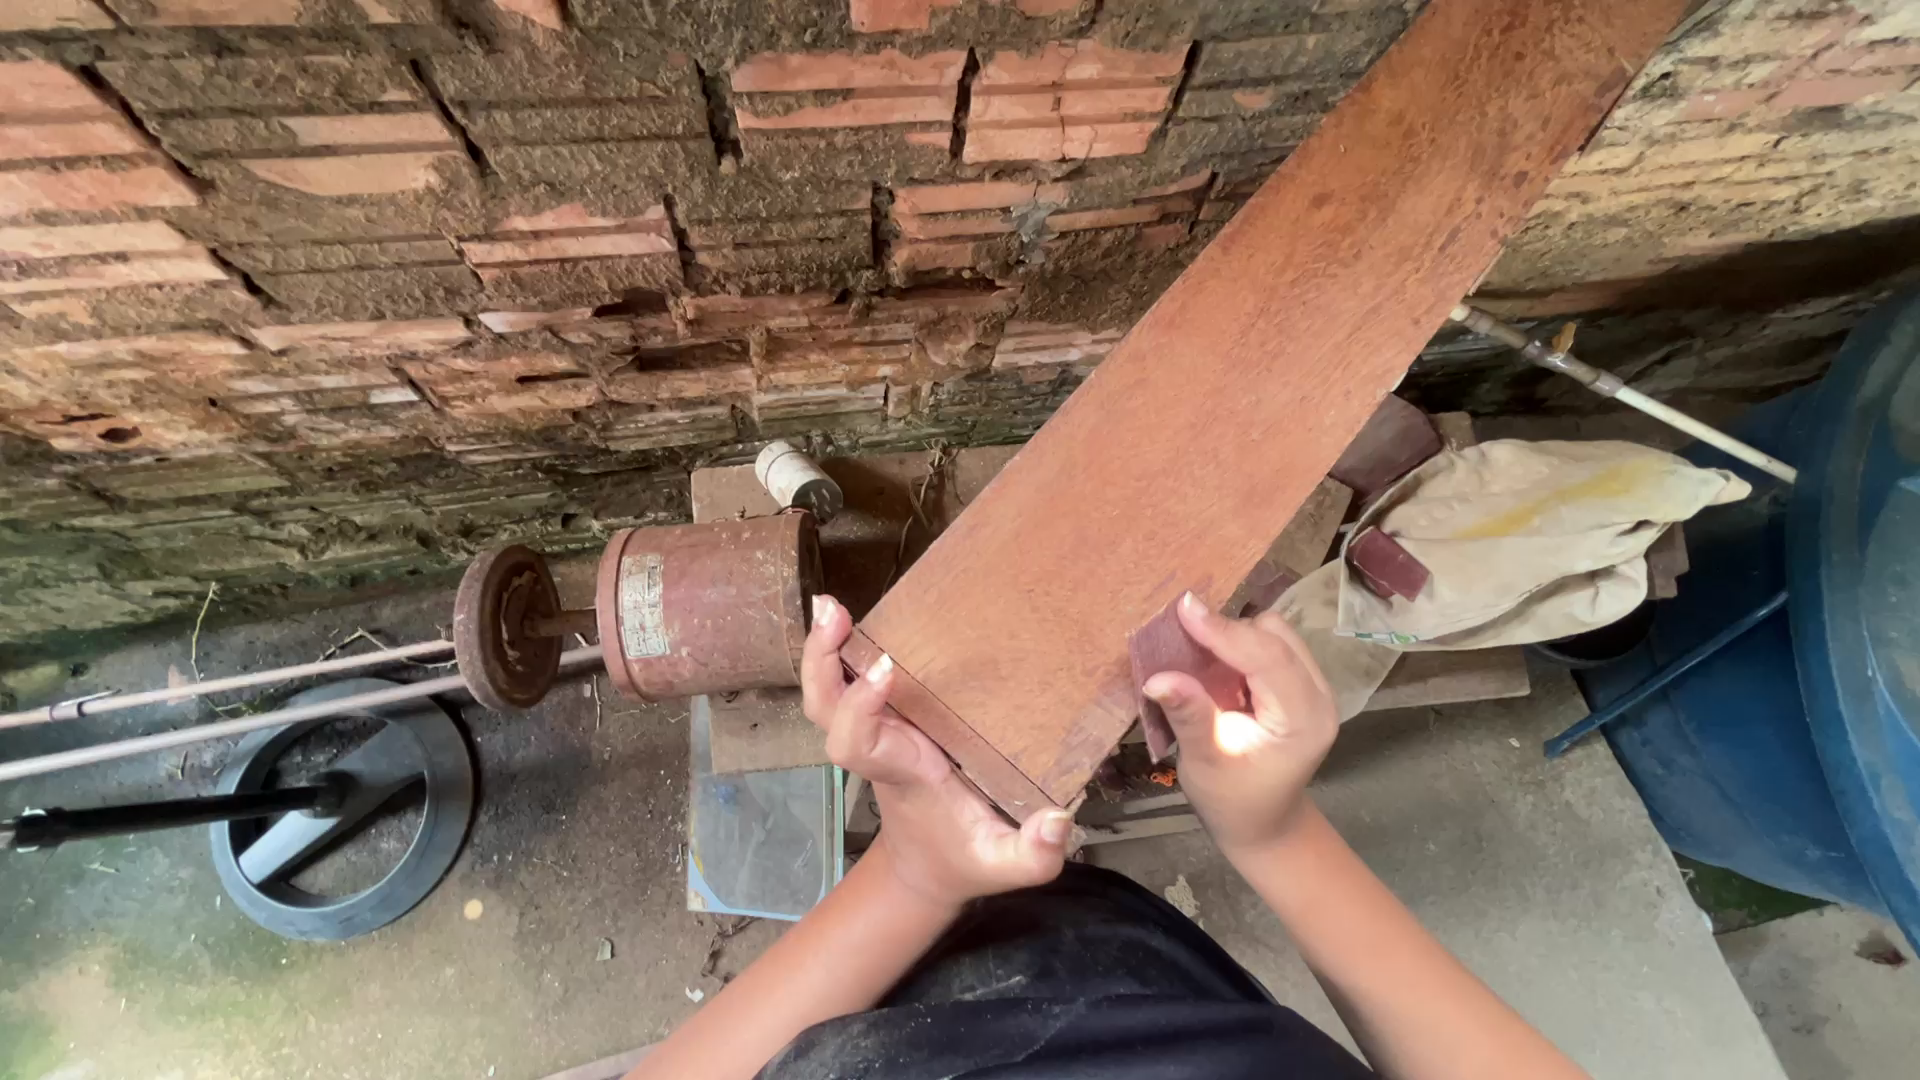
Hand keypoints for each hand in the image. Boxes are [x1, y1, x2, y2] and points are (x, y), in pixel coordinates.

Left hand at [801, 595, 1073, 909]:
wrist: (925, 865)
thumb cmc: (962, 857)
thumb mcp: (1004, 864)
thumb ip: (1032, 855)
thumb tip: (1058, 822)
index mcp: (900, 772)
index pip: (858, 742)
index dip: (860, 705)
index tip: (886, 668)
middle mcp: (879, 747)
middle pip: (825, 708)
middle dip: (821, 661)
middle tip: (832, 613)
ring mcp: (877, 730)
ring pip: (828, 693)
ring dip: (824, 649)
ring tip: (830, 605)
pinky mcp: (885, 718)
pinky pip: (847, 685)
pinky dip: (840, 652)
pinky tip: (848, 620)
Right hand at [1144, 592, 1338, 859]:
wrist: (1263, 824)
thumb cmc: (1233, 801)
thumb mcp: (1205, 763)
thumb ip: (1189, 716)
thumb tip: (1157, 678)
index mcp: (1303, 719)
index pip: (1267, 657)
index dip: (1223, 630)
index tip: (1183, 607)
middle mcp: (1319, 695)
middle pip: (1275, 636)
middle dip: (1227, 629)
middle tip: (1180, 633)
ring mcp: (1313, 686)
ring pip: (1274, 633)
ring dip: (1234, 634)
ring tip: (1196, 650)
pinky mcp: (1300, 682)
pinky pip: (1271, 643)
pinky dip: (1239, 642)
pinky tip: (1214, 660)